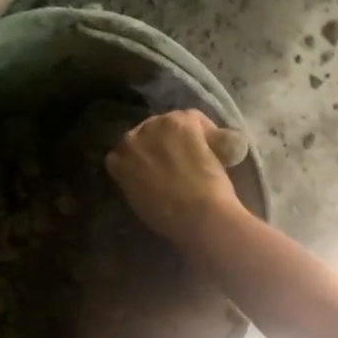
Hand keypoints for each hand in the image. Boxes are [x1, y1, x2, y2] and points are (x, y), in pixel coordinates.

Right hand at [105, 109, 245, 244]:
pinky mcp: (183, 120)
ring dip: (185, 135)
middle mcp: (132, 137)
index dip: (148, 155)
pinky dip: (210, 132)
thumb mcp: (139, 200)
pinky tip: (220, 149)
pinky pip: (196, 119)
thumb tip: (150, 172)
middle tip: (183, 158)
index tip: (161, 165)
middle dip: (164, 142)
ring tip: (201, 153)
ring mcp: (157, 126)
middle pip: (149, 131)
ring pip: (172, 122)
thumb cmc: (170, 218)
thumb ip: (136, 179)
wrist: (198, 214)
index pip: (129, 150)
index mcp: (116, 160)